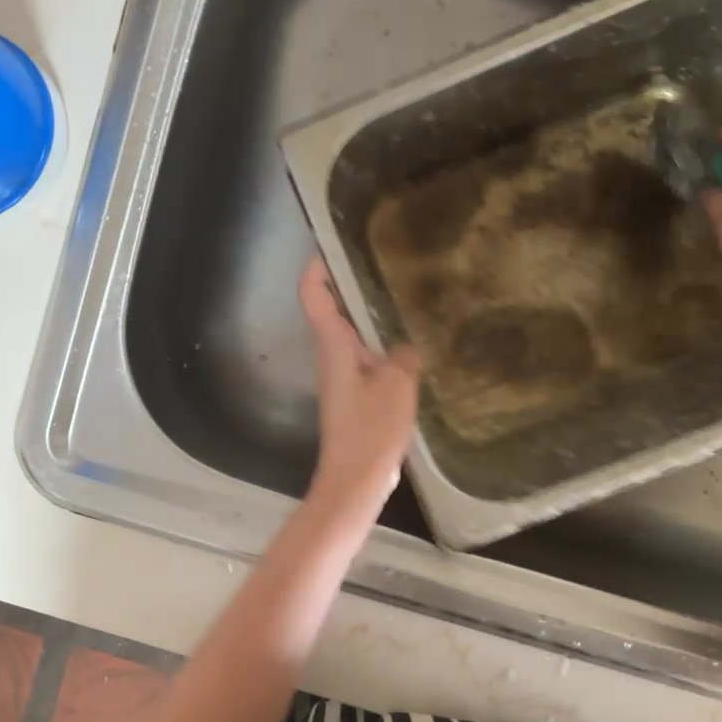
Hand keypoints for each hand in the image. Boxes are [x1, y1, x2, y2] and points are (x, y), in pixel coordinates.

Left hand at [298, 257, 421, 516]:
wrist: (355, 479)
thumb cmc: (370, 430)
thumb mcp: (397, 385)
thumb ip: (404, 356)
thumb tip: (407, 346)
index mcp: (333, 344)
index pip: (313, 294)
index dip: (318, 265)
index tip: (335, 242)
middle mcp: (330, 354)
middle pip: (332, 307)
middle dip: (351, 281)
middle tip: (385, 260)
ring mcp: (340, 375)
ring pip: (349, 331)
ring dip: (368, 312)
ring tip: (402, 293)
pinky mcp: (353, 393)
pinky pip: (363, 355)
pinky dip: (379, 341)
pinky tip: (409, 341)